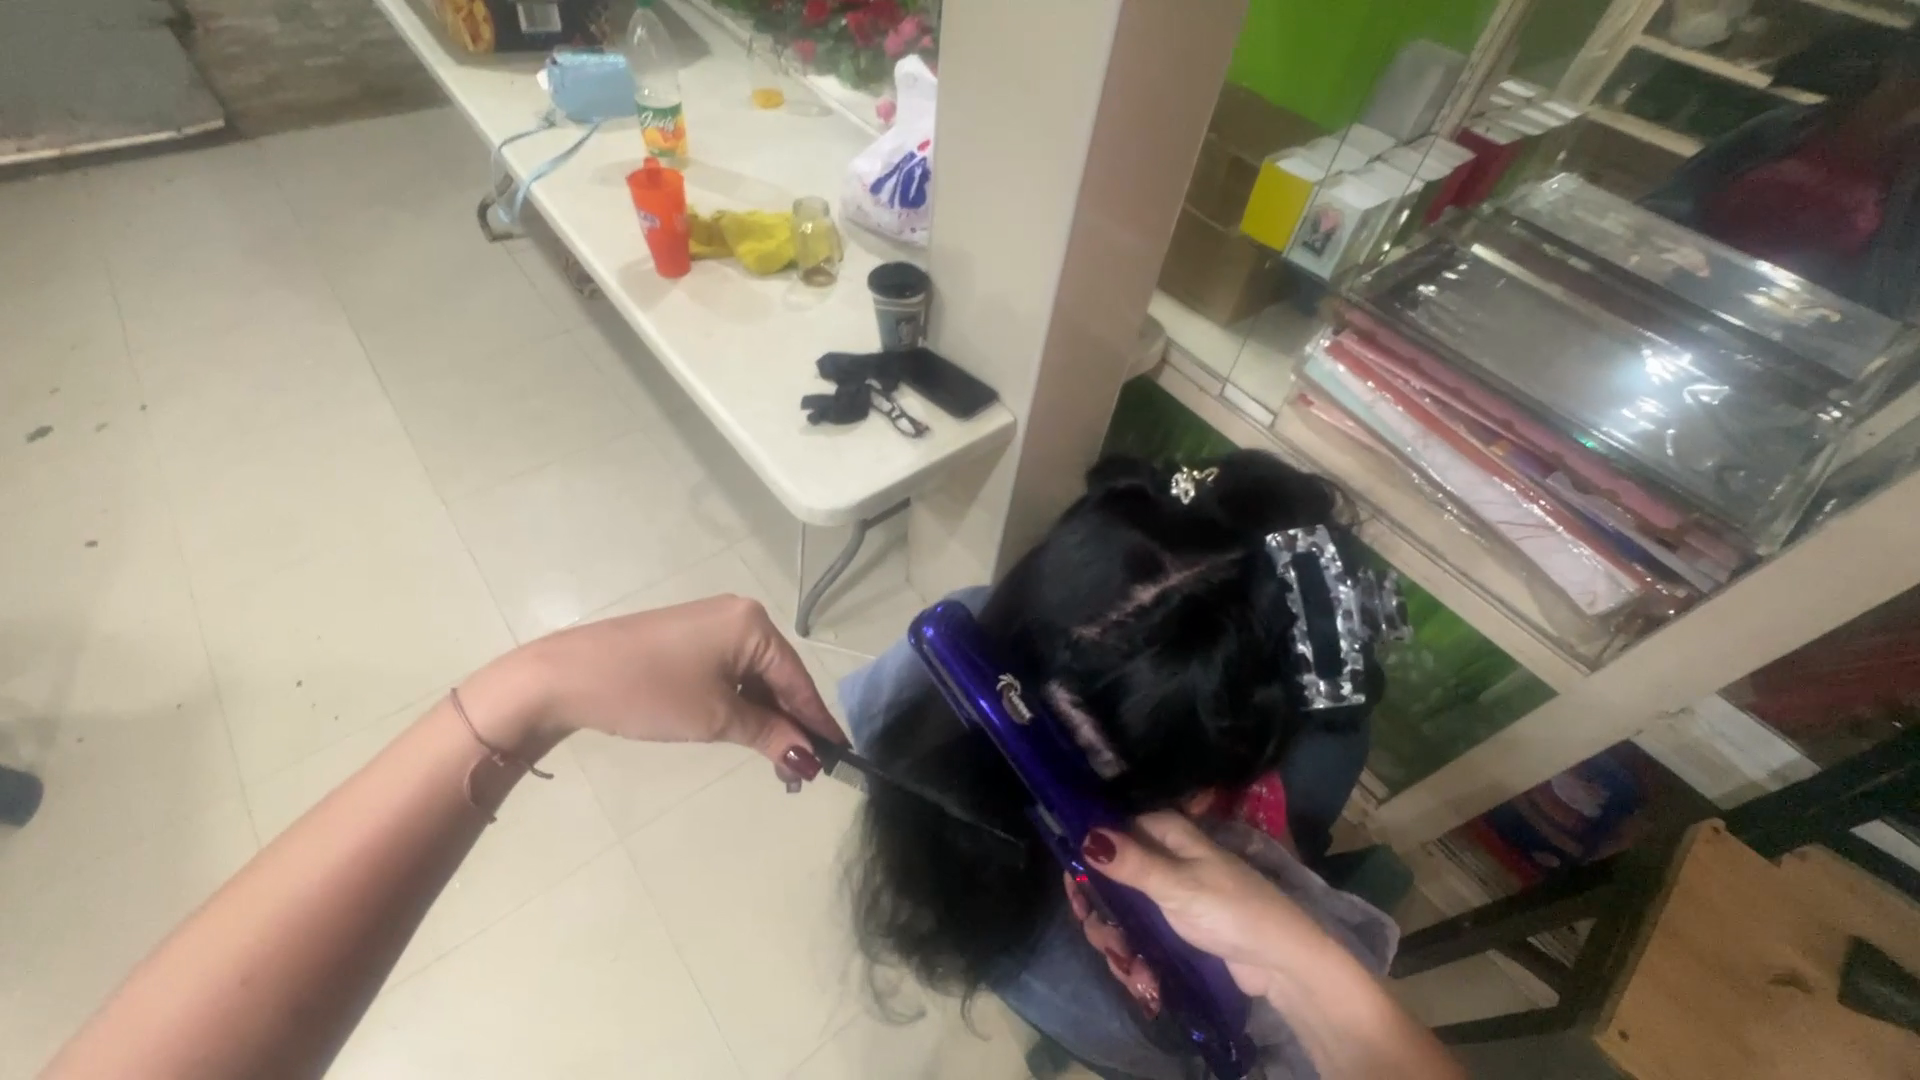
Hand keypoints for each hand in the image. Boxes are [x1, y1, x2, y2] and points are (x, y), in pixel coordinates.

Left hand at [476, 595, 846, 783]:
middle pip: (779, 676)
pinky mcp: (688, 637)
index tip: (841, 754)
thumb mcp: (716, 718)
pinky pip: (730, 669)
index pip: (799, 679)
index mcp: (754, 624)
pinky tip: (744, 729)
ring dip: (764, 715)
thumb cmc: (649, 692)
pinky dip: (740, 701)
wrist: (564, 677)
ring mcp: (712, 623)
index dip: (818, 721)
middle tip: (800, 770)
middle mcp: (740, 614)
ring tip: (774, 758)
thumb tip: (811, 758)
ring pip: (754, 675)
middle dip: (789, 722)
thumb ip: (770, 735)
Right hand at [1075, 811, 1337, 1000]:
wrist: (1281, 961)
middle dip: (1100, 910)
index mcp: (1165, 832)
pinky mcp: (1175, 925)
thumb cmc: (1230, 910)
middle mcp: (1163, 856)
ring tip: (1129, 965)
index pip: (1111, 831)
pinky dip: (1136, 954)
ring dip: (1118, 940)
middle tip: (1101, 936)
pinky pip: (1141, 933)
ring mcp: (1169, 892)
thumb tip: (1084, 834)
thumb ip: (1131, 862)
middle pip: (1110, 874)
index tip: (1074, 886)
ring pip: (1122, 909)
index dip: (1088, 855)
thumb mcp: (1177, 885)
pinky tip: (1143, 976)